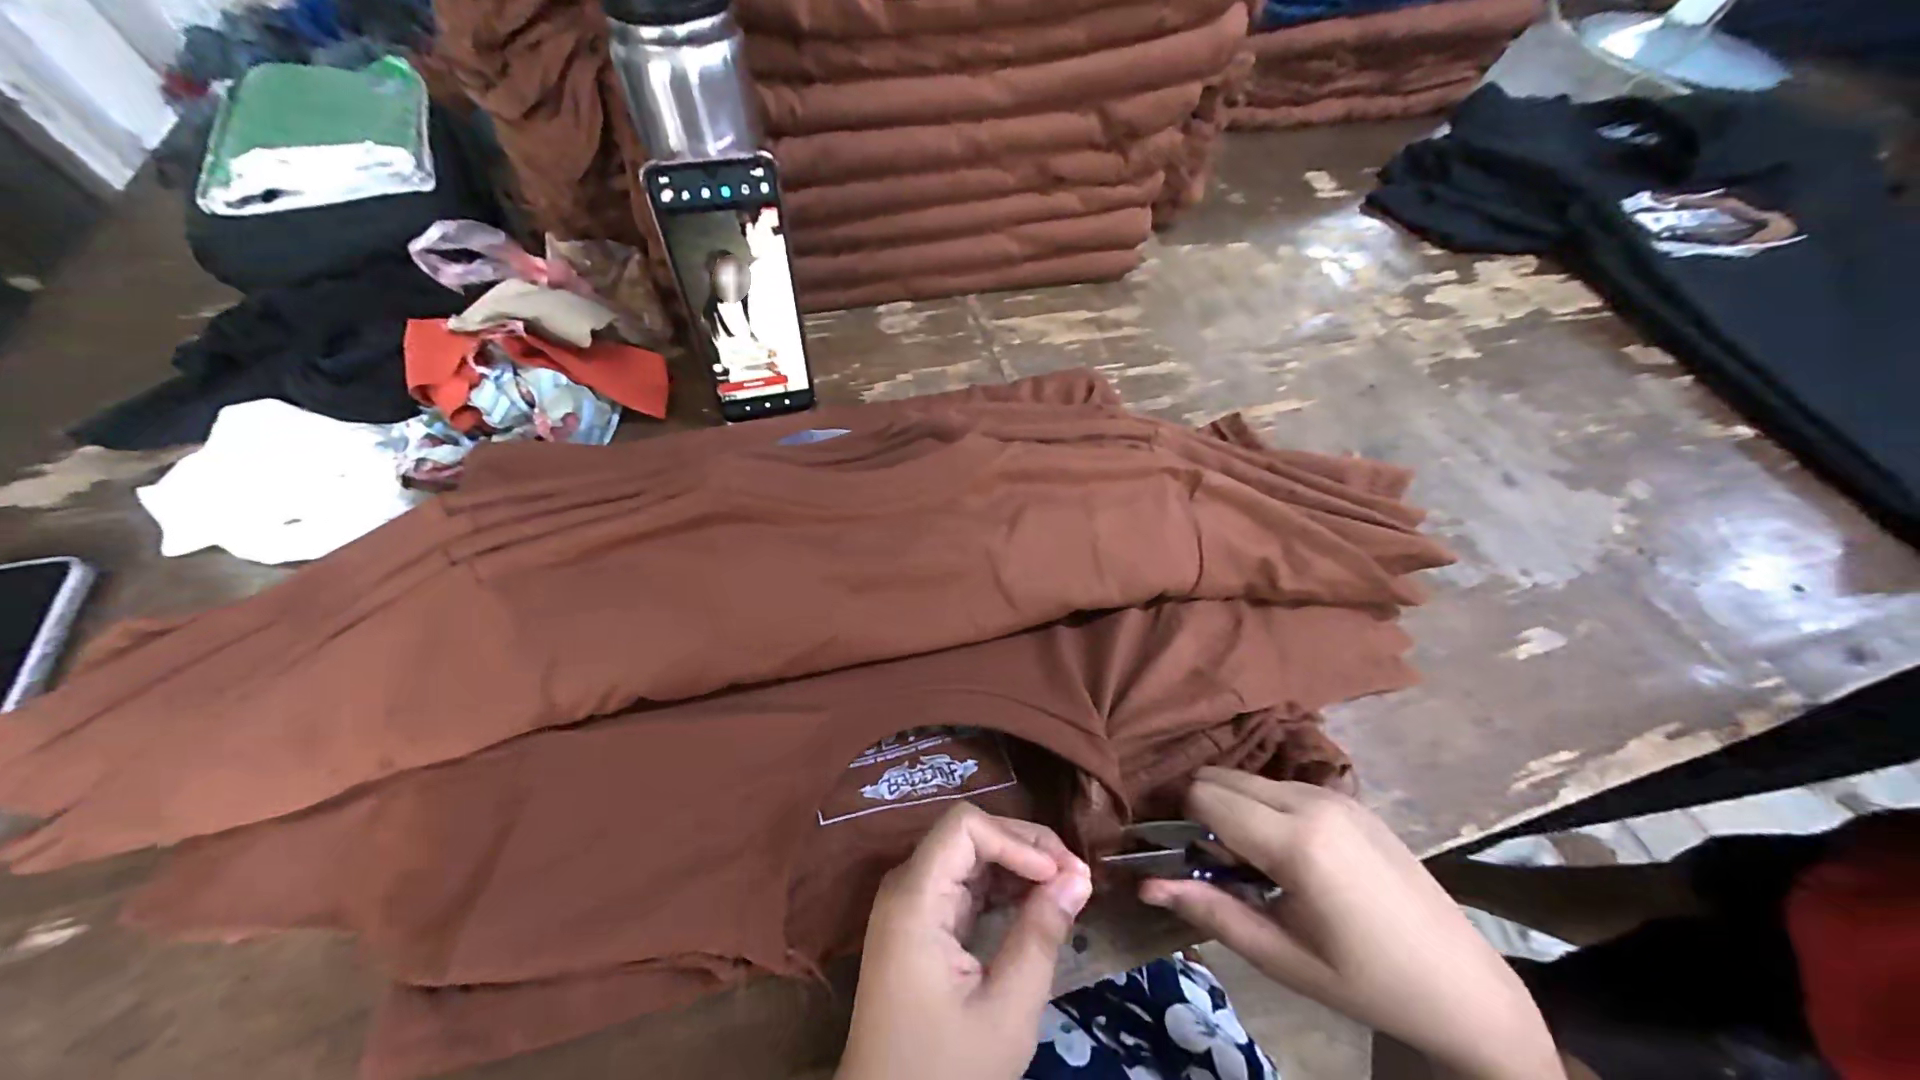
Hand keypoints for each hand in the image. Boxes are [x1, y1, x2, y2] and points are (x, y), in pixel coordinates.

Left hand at [836, 804, 1093, 1079]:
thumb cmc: (945, 1069)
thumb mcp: (1006, 1010)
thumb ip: (1040, 936)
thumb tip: (1078, 877)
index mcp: (915, 899)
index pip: (965, 826)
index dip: (1016, 839)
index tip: (1059, 874)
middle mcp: (907, 887)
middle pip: (968, 834)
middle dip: (1025, 846)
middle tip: (1076, 877)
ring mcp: (911, 903)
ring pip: (969, 854)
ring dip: (1019, 864)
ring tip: (1066, 888)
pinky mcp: (921, 922)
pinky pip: (965, 883)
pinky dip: (1003, 886)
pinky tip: (1037, 903)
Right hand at [1139, 769, 1565, 1079]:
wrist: (1466, 986)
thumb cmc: (1367, 982)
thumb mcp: (1282, 958)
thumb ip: (1210, 911)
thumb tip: (1145, 885)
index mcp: (1297, 842)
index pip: (1204, 798)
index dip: (1180, 824)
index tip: (1184, 861)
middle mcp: (1313, 801)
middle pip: (1220, 778)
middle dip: (1201, 812)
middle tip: (1216, 866)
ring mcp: (1336, 794)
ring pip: (1248, 779)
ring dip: (1232, 809)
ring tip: (1253, 866)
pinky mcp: (1350, 798)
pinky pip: (1281, 786)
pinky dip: (1262, 808)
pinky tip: (1286, 856)